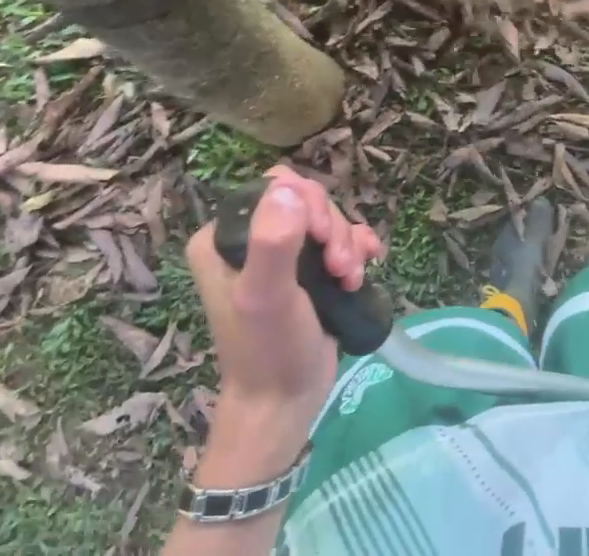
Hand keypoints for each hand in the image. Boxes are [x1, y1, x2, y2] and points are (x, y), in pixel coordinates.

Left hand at [186, 166, 384, 427]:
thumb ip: (273, 242)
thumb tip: (290, 189)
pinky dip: (359, 249)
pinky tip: (366, 270)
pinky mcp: (308, 271)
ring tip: (351, 279)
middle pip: (308, 201)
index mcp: (222, 237)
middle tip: (340, 268)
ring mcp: (281, 255)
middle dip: (333, 231)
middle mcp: (248, 240)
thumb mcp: (266, 296)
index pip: (275, 187)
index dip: (308, 204)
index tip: (322, 240)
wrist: (285, 401)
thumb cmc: (268, 350)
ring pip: (329, 220)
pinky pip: (342, 239)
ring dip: (348, 244)